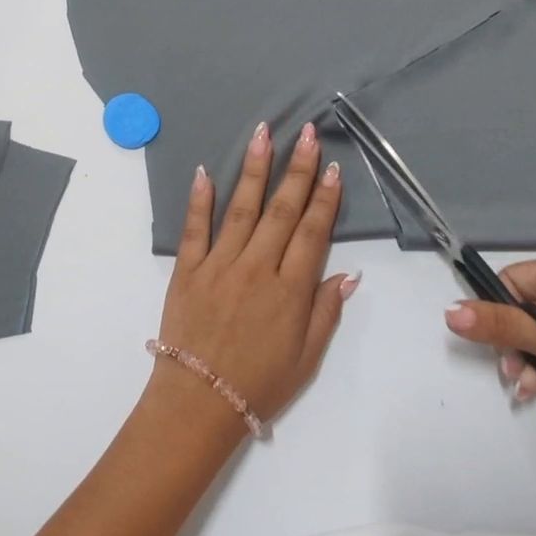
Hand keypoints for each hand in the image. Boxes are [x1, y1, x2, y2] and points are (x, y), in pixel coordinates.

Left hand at [155, 121, 357, 427]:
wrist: (198, 403)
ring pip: (241, 209)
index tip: (332, 168)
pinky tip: (205, 172)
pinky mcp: (187, 271)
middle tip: (305, 132)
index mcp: (290, 290)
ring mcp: (219, 266)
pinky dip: (200, 200)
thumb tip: (349, 274)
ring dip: (254, 170)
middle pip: (281, 211)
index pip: (312, 233)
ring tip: (263, 134)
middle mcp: (256, 268)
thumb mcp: (306, 357)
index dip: (324, 199)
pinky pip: (194, 229)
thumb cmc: (259, 384)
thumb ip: (326, 311)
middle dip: (296, 169)